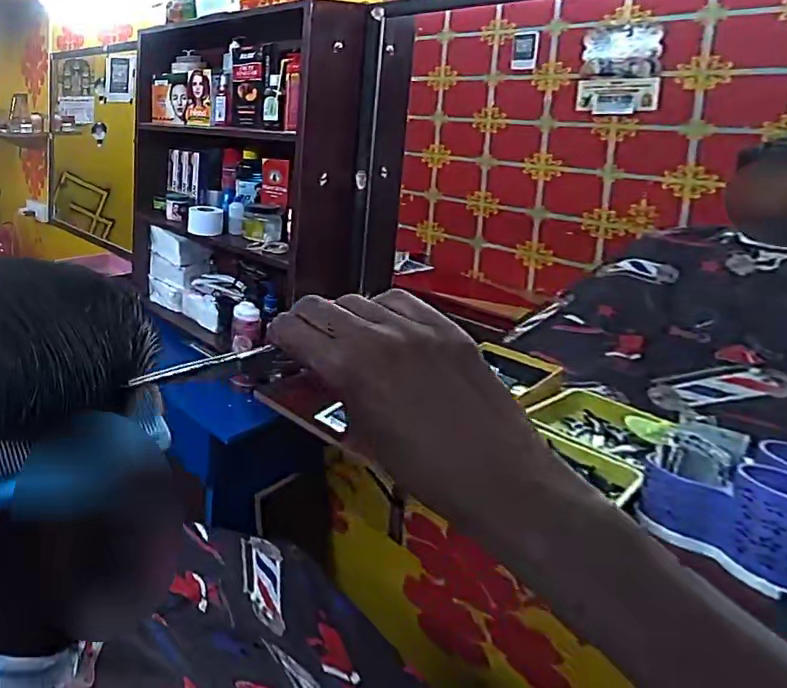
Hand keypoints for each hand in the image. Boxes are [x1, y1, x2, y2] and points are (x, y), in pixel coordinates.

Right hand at [268, 290, 587, 542]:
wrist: (508, 485)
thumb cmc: (427, 472)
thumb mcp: (361, 433)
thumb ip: (332, 388)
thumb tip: (313, 367)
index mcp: (347, 368)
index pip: (290, 327)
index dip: (278, 336)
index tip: (282, 347)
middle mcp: (375, 337)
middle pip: (316, 305)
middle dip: (303, 322)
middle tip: (308, 342)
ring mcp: (414, 329)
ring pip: (354, 299)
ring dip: (342, 316)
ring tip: (352, 339)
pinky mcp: (446, 329)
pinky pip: (398, 300)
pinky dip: (382, 310)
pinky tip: (388, 331)